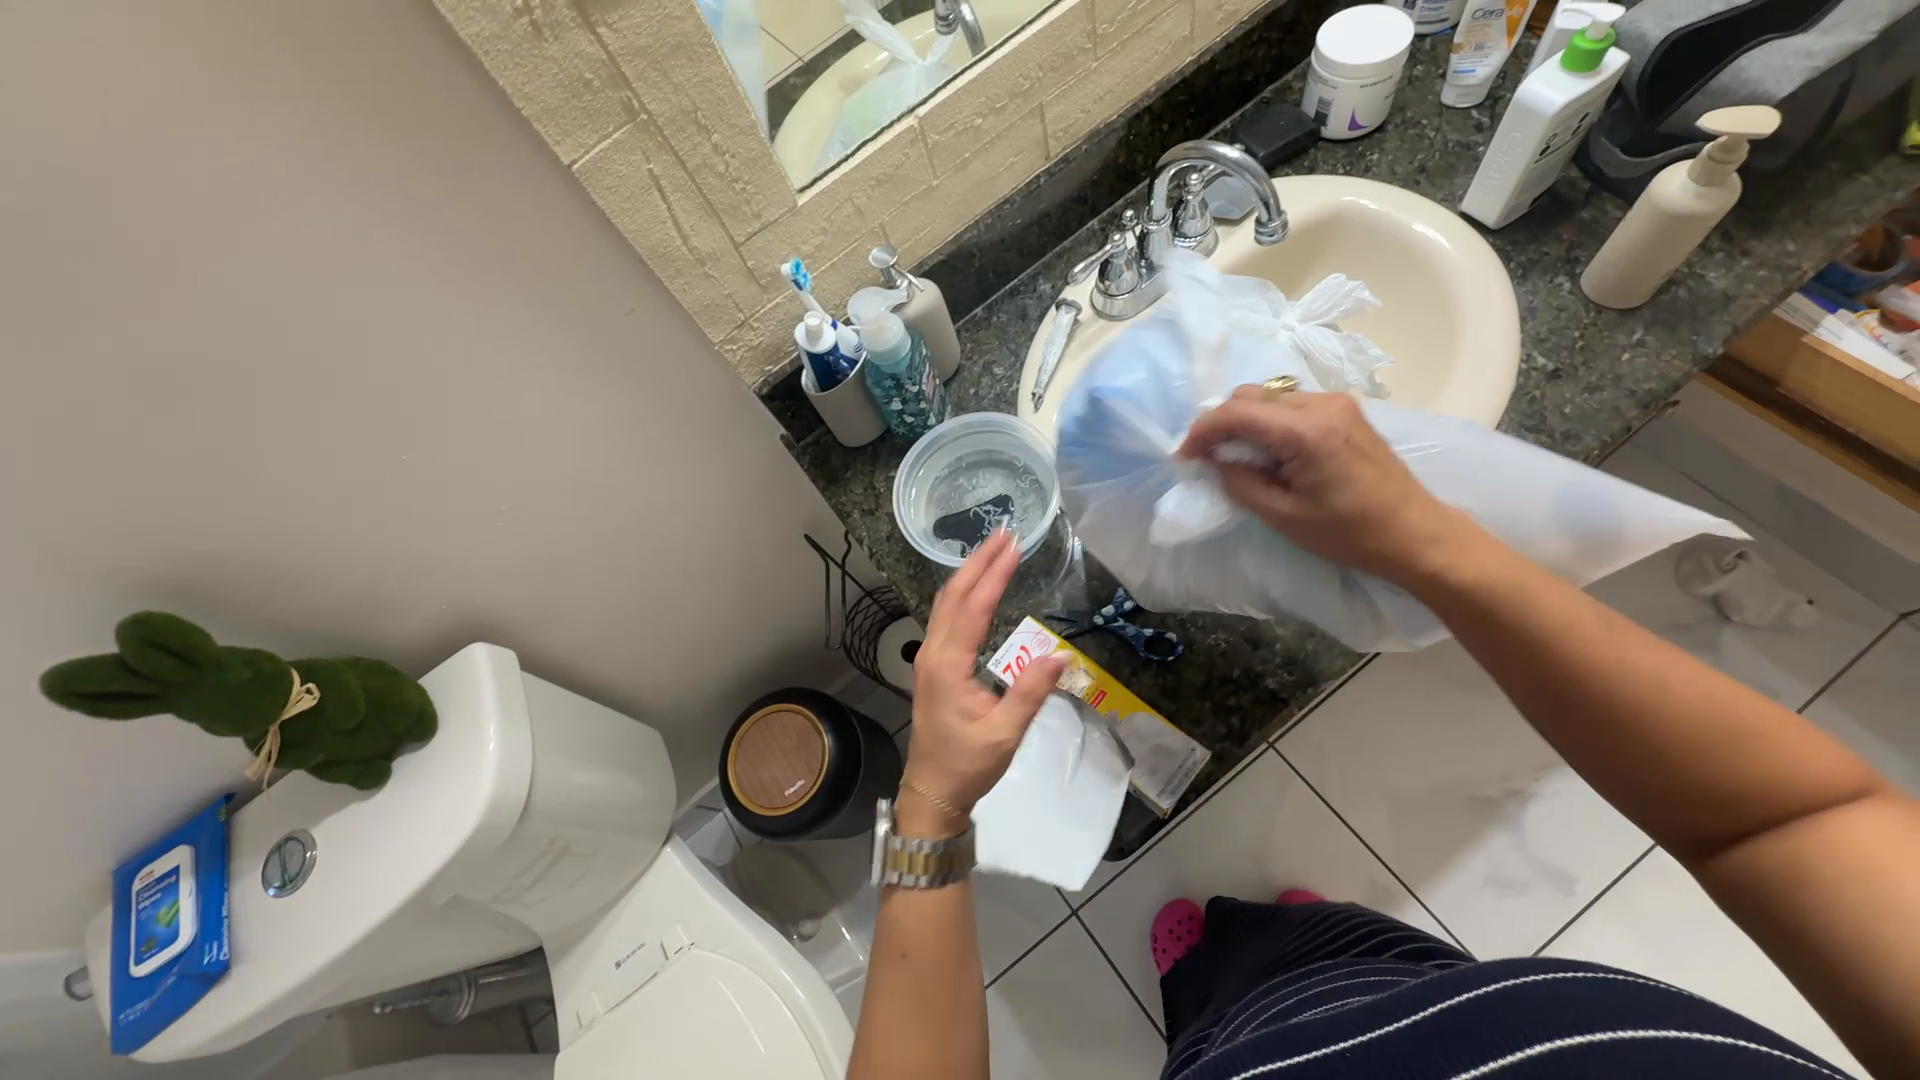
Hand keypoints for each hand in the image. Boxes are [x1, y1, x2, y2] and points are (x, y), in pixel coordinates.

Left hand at [904, 529, 1068, 827]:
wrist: (933, 789)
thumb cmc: (968, 764)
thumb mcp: (1005, 734)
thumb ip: (1030, 694)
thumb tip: (1059, 655)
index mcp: (947, 665)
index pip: (973, 608)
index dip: (994, 575)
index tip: (1014, 546)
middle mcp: (933, 653)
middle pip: (953, 595)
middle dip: (978, 562)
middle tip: (1004, 532)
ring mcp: (930, 658)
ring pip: (946, 603)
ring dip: (969, 574)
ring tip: (994, 550)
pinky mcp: (934, 666)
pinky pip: (946, 617)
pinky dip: (963, 594)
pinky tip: (977, 588)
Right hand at [1178, 387, 1468, 583]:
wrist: (1415, 533)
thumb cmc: (1349, 533)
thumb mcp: (1283, 517)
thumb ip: (1241, 482)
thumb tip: (1216, 461)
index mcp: (1305, 431)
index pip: (1236, 413)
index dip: (1202, 432)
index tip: (1185, 457)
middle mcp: (1322, 404)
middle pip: (1251, 394)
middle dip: (1222, 422)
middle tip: (1208, 456)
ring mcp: (1338, 403)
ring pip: (1270, 394)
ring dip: (1246, 420)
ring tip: (1237, 456)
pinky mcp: (1347, 411)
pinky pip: (1292, 403)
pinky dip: (1269, 420)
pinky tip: (1268, 450)